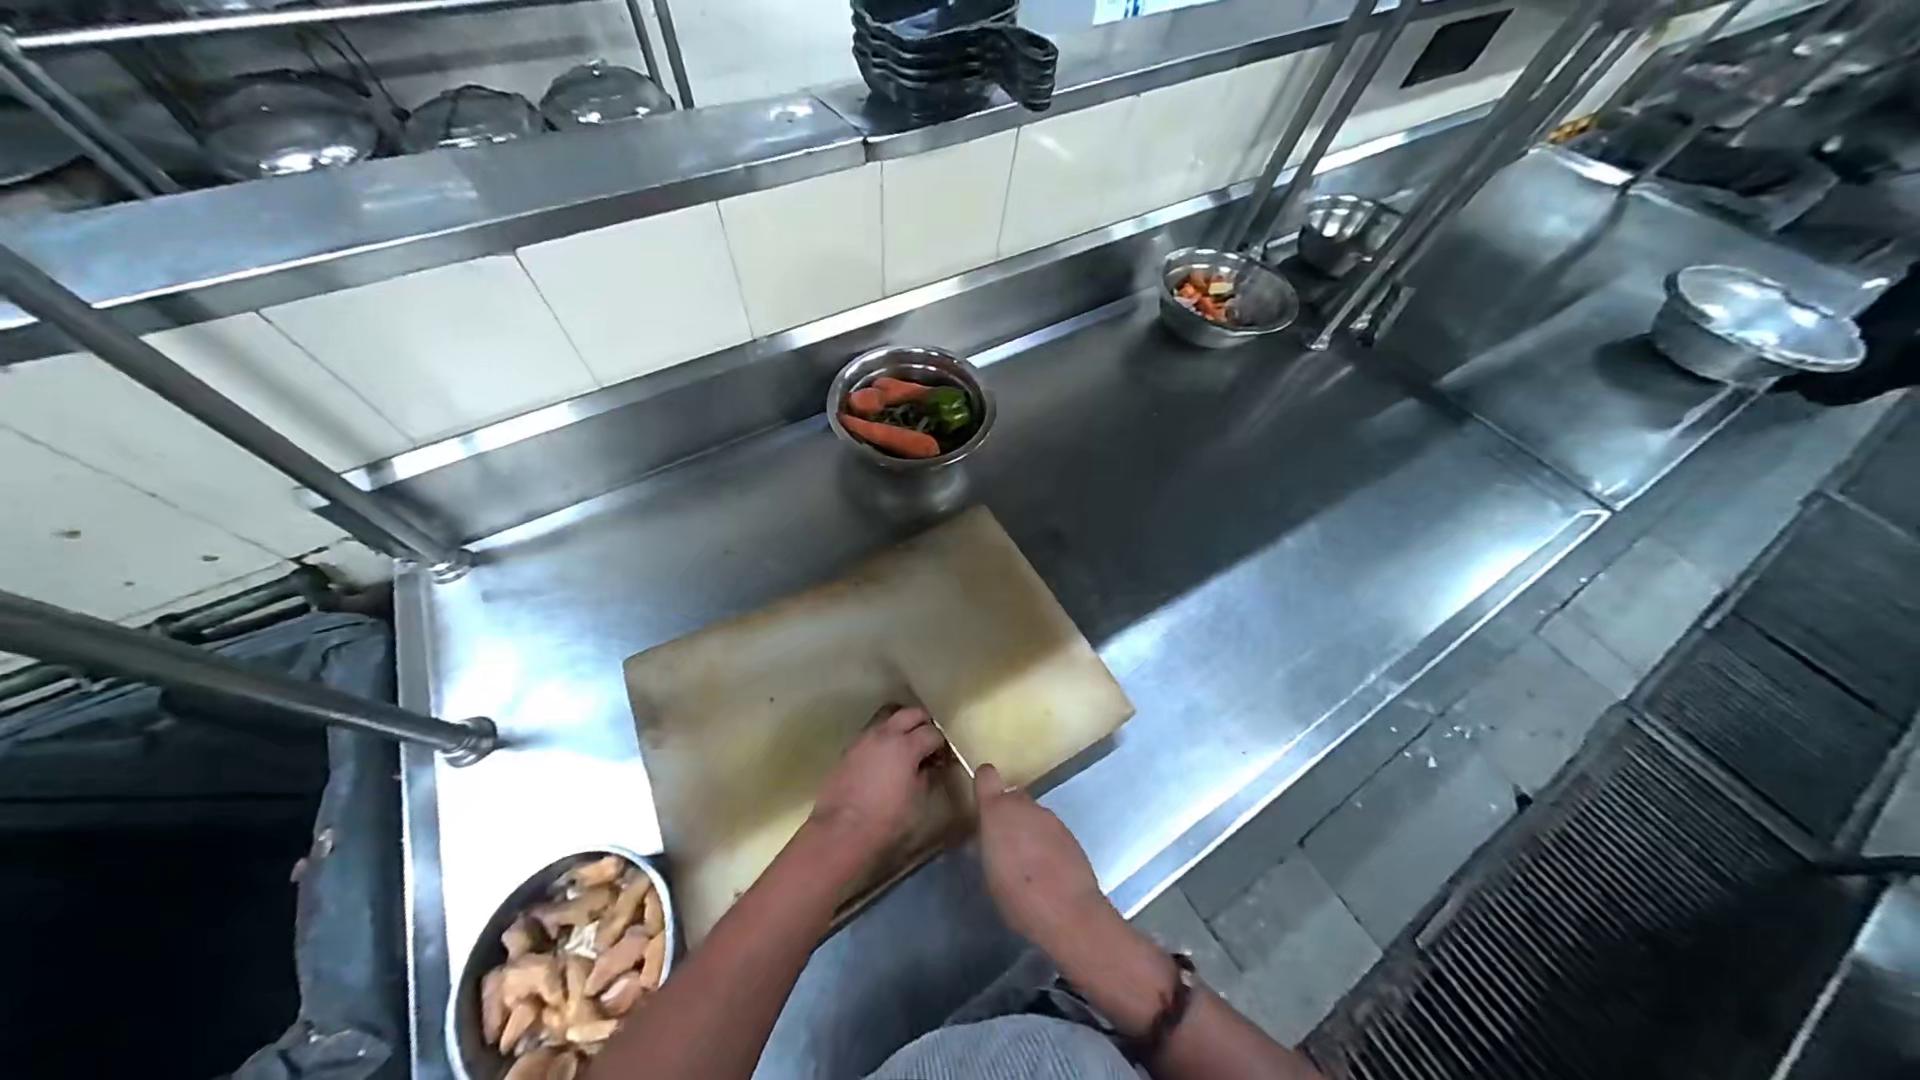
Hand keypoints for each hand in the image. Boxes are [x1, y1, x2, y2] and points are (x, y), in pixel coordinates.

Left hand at [809, 705, 948, 865]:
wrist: (841, 832)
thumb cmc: (886, 820)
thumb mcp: (917, 801)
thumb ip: (926, 776)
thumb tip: (928, 766)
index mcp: (906, 746)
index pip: (932, 732)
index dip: (941, 745)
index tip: (943, 758)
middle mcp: (884, 734)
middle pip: (910, 713)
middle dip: (924, 723)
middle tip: (928, 743)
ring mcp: (863, 739)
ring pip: (887, 716)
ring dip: (900, 725)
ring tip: (905, 744)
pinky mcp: (848, 750)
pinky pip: (871, 732)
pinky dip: (882, 737)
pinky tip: (884, 757)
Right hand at [973, 764, 1177, 1038]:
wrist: (1068, 911)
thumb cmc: (1016, 895)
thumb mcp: (989, 872)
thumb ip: (988, 846)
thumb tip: (989, 841)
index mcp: (997, 811)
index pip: (987, 775)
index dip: (984, 783)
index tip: (983, 800)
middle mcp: (1024, 806)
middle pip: (1013, 797)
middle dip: (1008, 815)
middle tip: (1005, 845)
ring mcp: (1049, 817)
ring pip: (1033, 815)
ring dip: (1028, 830)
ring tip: (1028, 864)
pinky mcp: (1069, 832)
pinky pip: (1050, 830)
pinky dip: (1046, 842)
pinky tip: (1048, 870)